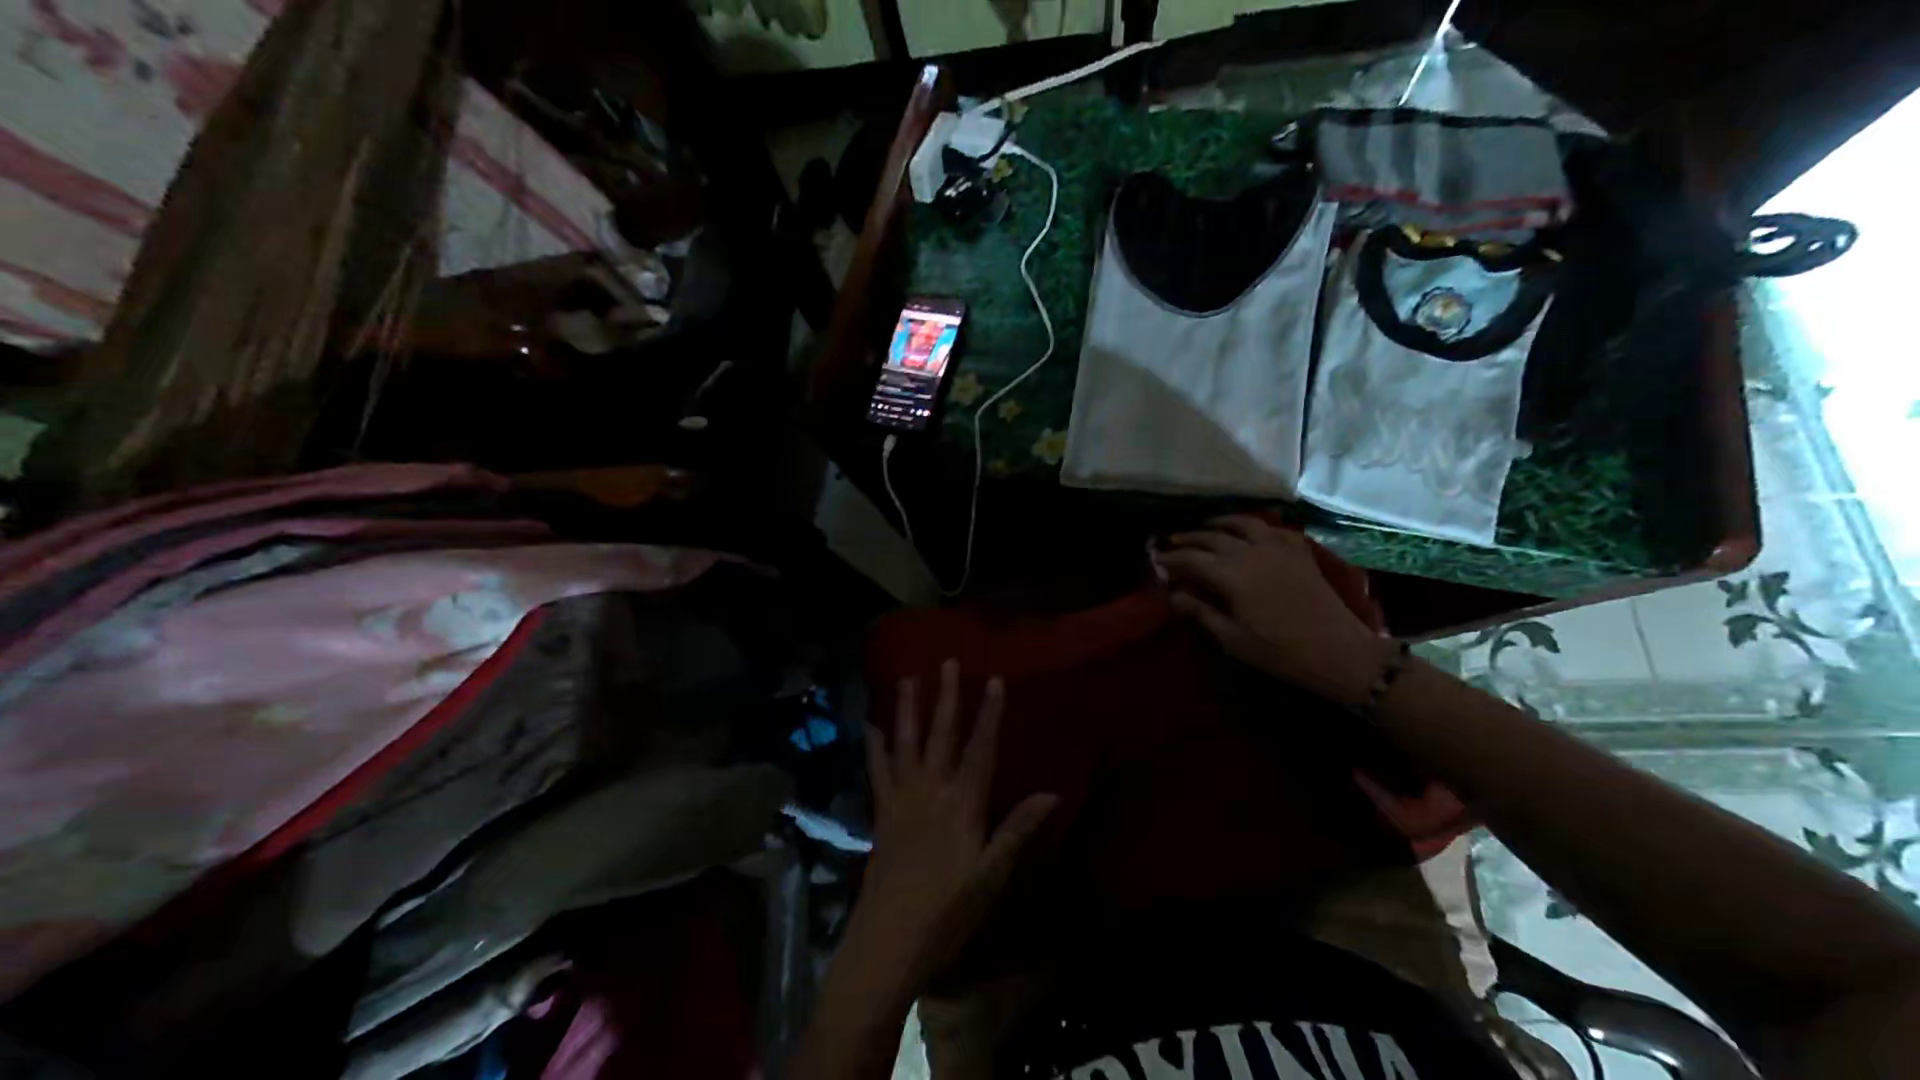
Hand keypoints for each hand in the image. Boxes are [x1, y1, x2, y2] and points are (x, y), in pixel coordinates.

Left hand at [853, 659, 1057, 989]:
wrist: (890, 937)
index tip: (994, 680)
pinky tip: (871, 725)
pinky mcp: (881, 812)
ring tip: (907, 678)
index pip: (981, 749)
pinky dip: (875, 746)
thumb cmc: (949, 909)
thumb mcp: (992, 874)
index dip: (989, 714)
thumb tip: (1052, 792)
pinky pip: (877, 770)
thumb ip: (1017, 829)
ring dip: (907, 709)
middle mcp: (931, 790)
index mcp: (963, 804)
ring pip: (905, 743)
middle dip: (947, 697)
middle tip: (947, 662)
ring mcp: (901, 799)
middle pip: (941, 735)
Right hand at [1156, 516, 1392, 704]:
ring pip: (1243, 523)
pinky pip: (1272, 528)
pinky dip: (1254, 526)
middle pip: (1212, 536)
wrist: (1336, 650)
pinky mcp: (1298, 551)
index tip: (1156, 560)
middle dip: (1188, 538)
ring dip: (1219, 523)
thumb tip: (1174, 594)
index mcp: (1232, 575)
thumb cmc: (1278, 651)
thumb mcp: (1232, 638)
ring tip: (1205, 527)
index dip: (1171, 558)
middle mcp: (1252, 552)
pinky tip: (1249, 532)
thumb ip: (1200, 612)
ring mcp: (1278, 547)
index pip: (1191, 558)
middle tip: (1171, 542)